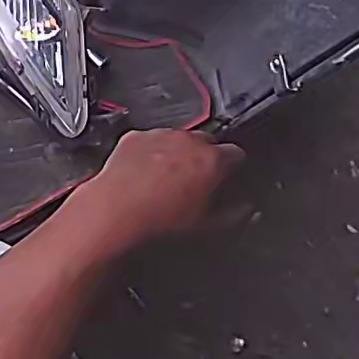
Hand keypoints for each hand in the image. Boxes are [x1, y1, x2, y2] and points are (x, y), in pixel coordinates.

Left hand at [62, 129, 243, 254]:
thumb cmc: (157, 218)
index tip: (227, 174)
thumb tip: (242, 210)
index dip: (233, 165)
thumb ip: (232, 213)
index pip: (235, 153)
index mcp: (211, 160)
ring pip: (176, 139)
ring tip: (164, 180)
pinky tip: (143, 173)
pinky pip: (149, 140)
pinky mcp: (135, 136)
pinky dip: (149, 152)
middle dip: (203, 157)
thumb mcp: (205, 223)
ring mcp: (160, 135)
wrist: (116, 209)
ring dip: (175, 153)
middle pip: (206, 142)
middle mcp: (187, 141)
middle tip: (194, 180)